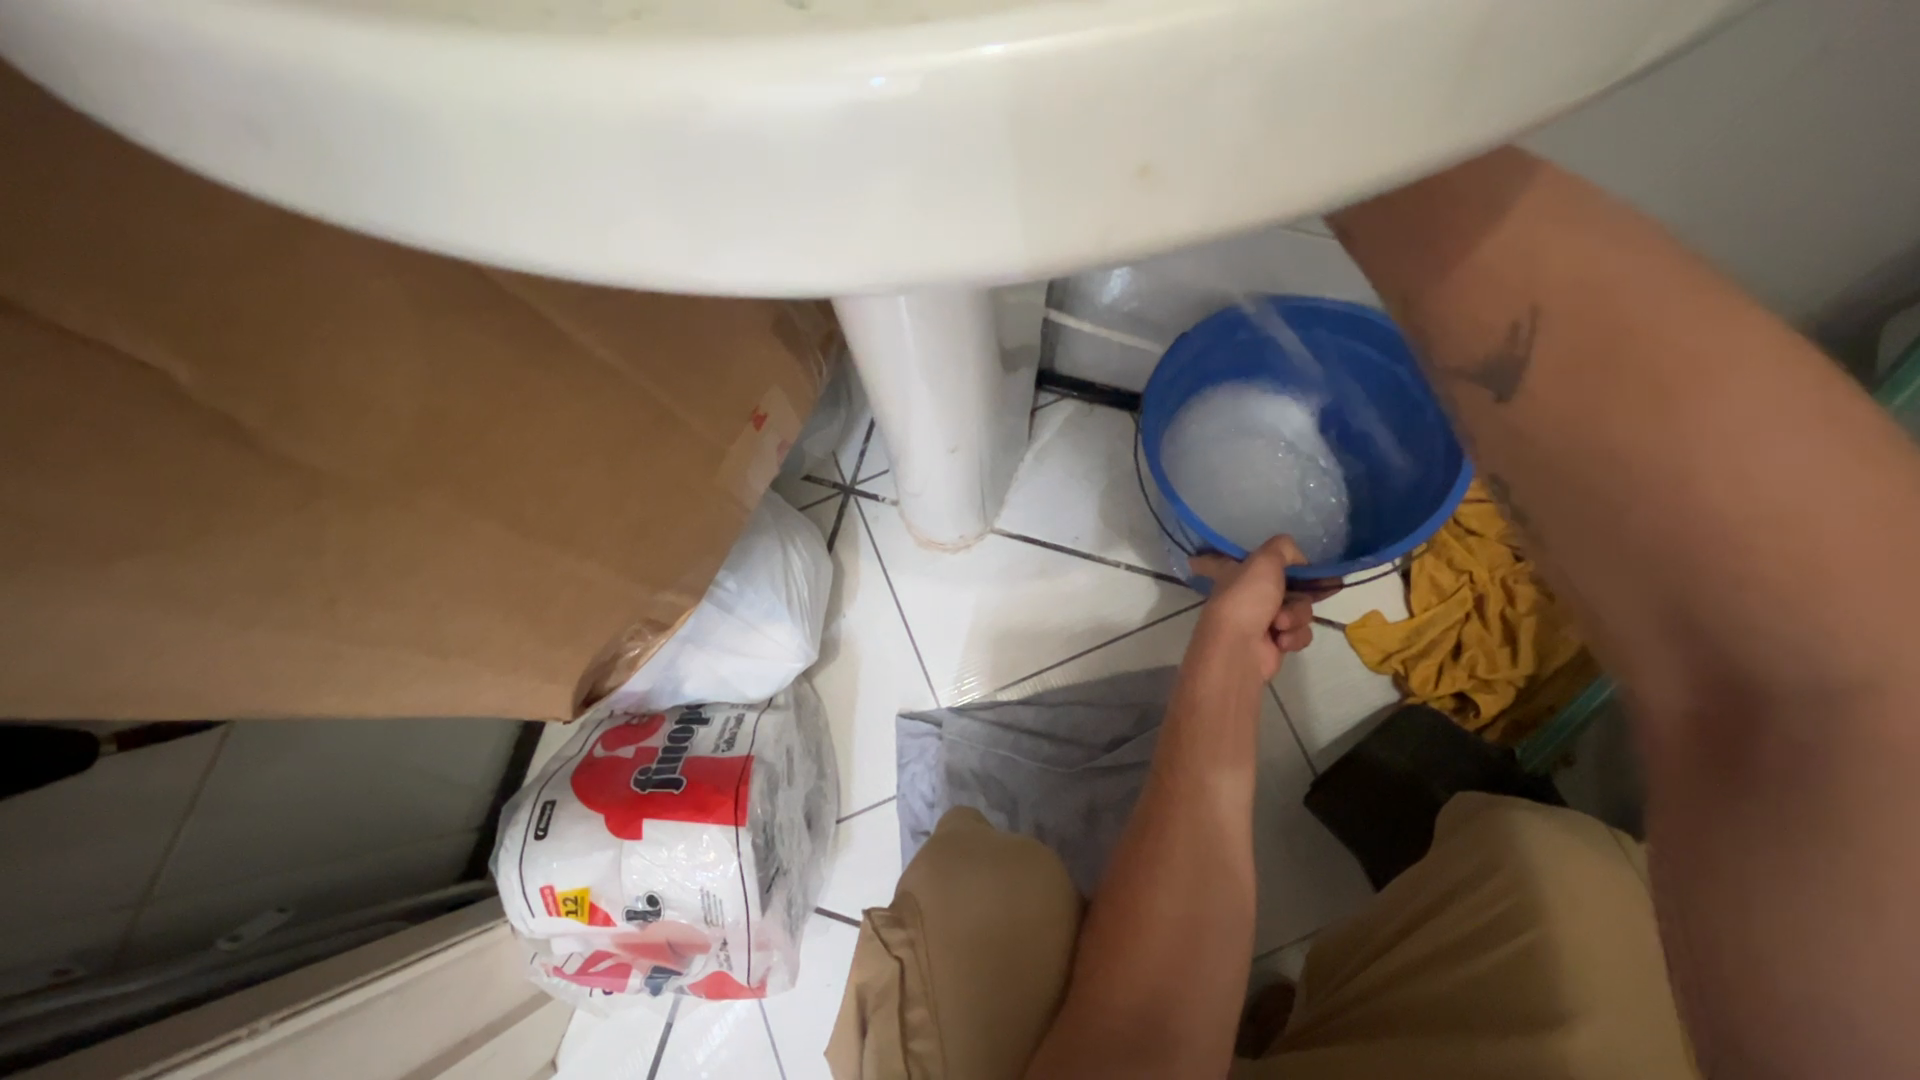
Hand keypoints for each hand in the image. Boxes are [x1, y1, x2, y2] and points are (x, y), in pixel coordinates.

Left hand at [1189, 536, 1314, 680]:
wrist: (1241, 648)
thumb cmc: (1245, 599)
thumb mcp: (1265, 560)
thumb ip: (1283, 548)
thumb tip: (1298, 560)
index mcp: (1233, 572)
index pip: (1217, 560)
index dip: (1209, 558)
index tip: (1197, 559)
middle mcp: (1246, 594)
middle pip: (1285, 584)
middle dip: (1296, 592)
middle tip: (1290, 596)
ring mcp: (1262, 620)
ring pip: (1298, 609)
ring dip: (1295, 615)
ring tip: (1278, 624)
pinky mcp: (1276, 643)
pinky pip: (1299, 632)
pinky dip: (1294, 636)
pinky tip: (1280, 641)